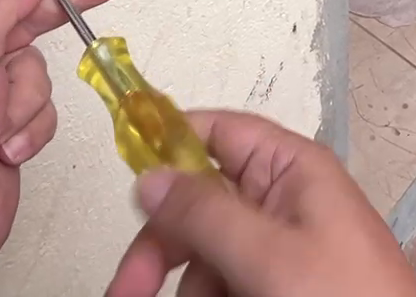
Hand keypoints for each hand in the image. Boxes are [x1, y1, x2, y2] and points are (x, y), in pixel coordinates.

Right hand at [105, 110, 415, 296]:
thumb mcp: (268, 254)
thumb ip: (204, 212)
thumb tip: (148, 175)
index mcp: (290, 168)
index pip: (217, 133)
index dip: (169, 144)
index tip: (125, 174)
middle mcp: (282, 200)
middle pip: (199, 205)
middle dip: (161, 247)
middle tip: (127, 292)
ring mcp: (281, 249)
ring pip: (205, 255)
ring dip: (187, 286)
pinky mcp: (278, 287)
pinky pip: (225, 284)